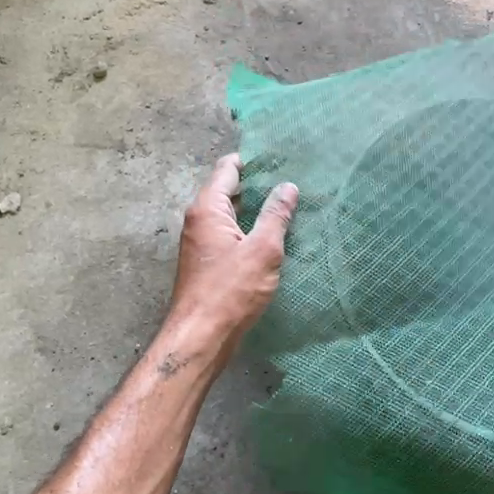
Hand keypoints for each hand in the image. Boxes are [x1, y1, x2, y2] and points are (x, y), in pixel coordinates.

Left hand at [165, 154, 298, 347]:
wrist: (201, 338)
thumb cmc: (231, 290)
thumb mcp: (263, 249)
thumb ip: (276, 215)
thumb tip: (288, 186)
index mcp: (207, 208)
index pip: (228, 168)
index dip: (253, 160)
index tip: (281, 156)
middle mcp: (199, 220)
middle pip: (229, 190)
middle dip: (258, 184)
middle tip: (293, 180)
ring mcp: (202, 243)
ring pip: (232, 215)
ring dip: (256, 210)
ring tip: (290, 205)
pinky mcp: (209, 263)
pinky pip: (232, 236)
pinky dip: (251, 231)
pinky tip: (275, 237)